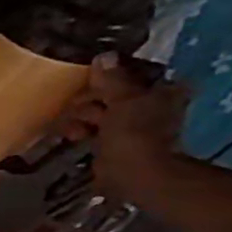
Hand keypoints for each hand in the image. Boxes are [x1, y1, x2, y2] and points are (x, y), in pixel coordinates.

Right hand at [60, 53, 191, 198]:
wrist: (134, 175)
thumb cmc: (134, 135)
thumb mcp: (123, 101)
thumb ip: (112, 80)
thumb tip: (103, 56)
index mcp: (159, 89)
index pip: (124, 75)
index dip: (101, 81)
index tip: (83, 89)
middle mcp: (148, 103)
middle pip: (106, 93)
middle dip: (87, 103)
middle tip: (76, 115)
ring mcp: (130, 123)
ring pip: (95, 111)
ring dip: (79, 119)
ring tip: (73, 132)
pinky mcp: (112, 141)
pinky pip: (90, 128)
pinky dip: (79, 131)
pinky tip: (72, 138)